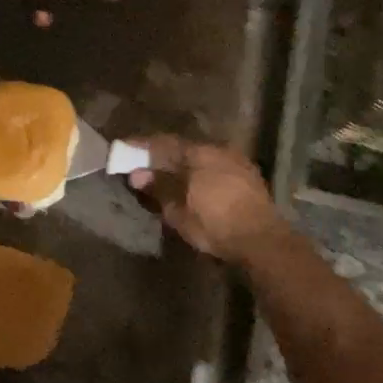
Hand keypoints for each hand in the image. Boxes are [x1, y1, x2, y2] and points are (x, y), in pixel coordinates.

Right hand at [127, 136, 286, 261]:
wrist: (260, 239)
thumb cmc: (213, 224)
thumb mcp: (178, 210)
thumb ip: (158, 188)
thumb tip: (137, 174)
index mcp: (198, 154)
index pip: (162, 143)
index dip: (141, 146)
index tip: (123, 147)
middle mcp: (218, 150)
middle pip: (184, 148)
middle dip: (162, 155)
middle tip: (144, 164)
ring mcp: (237, 161)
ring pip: (202, 157)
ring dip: (183, 164)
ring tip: (169, 176)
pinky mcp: (249, 176)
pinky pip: (216, 167)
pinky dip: (200, 172)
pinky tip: (195, 184)